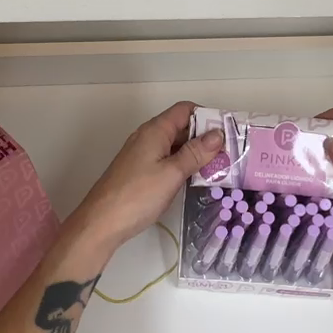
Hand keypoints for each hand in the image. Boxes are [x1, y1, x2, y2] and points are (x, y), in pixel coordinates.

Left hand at [63, 101, 224, 252]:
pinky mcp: (141, 171)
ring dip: (196, 153)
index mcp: (155, 130)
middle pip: (181, 127)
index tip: (228, 131)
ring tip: (221, 167)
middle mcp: (148, 137)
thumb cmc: (137, 195)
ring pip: (176, 145)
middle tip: (230, 152)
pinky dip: (184, 165)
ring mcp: (143, 155)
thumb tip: (218, 134)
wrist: (101, 223)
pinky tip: (198, 179)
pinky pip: (168, 160)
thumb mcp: (172, 173)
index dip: (207, 116)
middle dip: (206, 136)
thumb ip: (196, 153)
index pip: (185, 110)